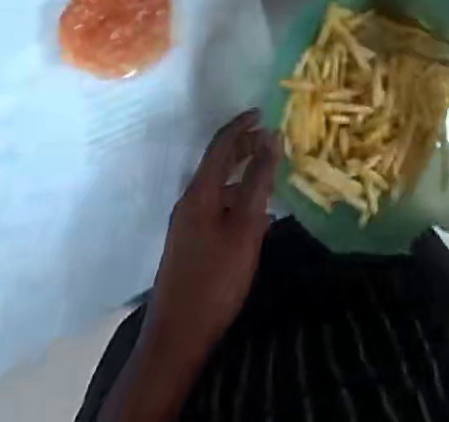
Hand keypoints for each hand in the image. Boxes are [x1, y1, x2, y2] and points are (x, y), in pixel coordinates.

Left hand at [144, 109, 279, 364]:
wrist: (177, 336)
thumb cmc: (216, 278)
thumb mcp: (246, 226)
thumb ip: (259, 180)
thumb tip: (271, 137)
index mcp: (200, 192)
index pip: (221, 145)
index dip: (241, 126)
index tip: (263, 113)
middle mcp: (189, 201)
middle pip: (217, 163)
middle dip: (243, 146)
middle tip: (270, 139)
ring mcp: (187, 223)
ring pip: (218, 185)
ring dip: (242, 173)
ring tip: (270, 173)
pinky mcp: (190, 242)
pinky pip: (217, 205)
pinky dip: (237, 197)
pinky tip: (257, 214)